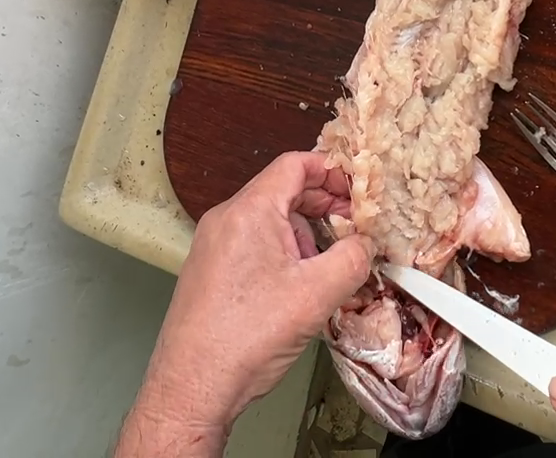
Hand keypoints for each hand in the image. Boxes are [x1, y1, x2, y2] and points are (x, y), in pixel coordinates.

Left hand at [115, 152, 374, 457]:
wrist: (190, 391)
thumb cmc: (246, 338)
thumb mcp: (316, 296)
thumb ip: (352, 259)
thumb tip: (365, 244)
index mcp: (250, 210)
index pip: (294, 164)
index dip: (330, 170)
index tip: (355, 188)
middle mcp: (226, 217)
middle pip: (281, 189)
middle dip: (321, 203)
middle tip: (351, 225)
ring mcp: (212, 243)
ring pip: (268, 217)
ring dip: (302, 230)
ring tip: (325, 263)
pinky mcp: (208, 269)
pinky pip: (251, 241)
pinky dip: (280, 248)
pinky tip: (295, 283)